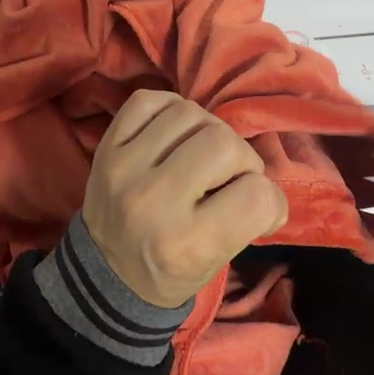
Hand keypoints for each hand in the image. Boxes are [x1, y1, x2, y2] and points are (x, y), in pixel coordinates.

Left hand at [83, 90, 289, 307]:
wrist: (104, 273)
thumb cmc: (171, 270)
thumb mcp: (217, 262)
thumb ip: (249, 219)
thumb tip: (268, 183)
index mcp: (186, 245)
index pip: (256, 196)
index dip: (268, 197)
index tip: (258, 206)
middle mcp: (153, 203)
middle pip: (224, 143)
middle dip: (242, 157)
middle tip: (232, 175)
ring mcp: (124, 169)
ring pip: (190, 113)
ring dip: (208, 129)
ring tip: (203, 152)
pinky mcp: (106, 147)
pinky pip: (149, 101)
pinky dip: (171, 109)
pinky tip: (176, 133)